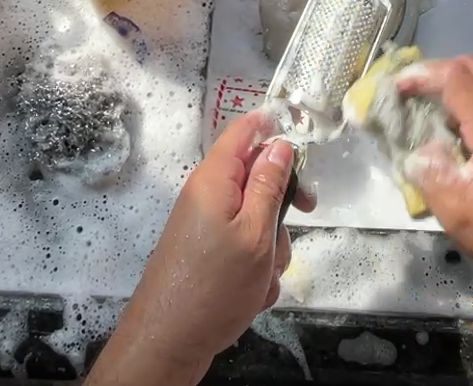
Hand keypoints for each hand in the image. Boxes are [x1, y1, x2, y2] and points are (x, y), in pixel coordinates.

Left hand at [88, 108, 307, 385]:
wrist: (167, 345)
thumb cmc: (215, 285)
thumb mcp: (255, 233)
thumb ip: (270, 185)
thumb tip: (280, 144)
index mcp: (215, 178)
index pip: (243, 130)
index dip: (272, 126)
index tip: (303, 137)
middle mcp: (207, 195)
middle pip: (255, 178)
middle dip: (280, 203)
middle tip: (305, 216)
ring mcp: (205, 226)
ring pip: (254, 218)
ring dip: (269, 245)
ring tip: (264, 276)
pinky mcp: (207, 254)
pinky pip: (242, 247)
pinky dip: (254, 267)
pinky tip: (251, 294)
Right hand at [398, 56, 472, 288]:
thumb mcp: (461, 214)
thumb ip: (431, 173)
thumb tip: (417, 148)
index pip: (454, 77)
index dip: (420, 75)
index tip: (396, 88)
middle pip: (471, 69)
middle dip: (434, 74)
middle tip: (408, 93)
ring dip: (453, 89)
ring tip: (427, 114)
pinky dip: (471, 105)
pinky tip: (457, 134)